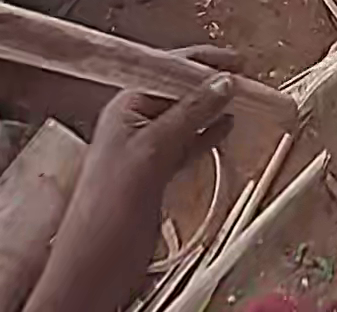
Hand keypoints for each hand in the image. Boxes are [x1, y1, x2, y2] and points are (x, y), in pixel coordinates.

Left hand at [77, 50, 238, 222]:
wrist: (91, 275)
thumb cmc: (107, 214)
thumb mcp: (152, 154)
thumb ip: (188, 115)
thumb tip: (222, 83)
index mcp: (126, 105)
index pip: (168, 69)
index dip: (203, 62)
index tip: (235, 61)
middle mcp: (135, 119)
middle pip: (179, 90)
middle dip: (211, 82)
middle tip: (245, 78)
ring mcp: (146, 146)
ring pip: (186, 115)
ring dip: (213, 106)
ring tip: (242, 98)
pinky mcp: (156, 171)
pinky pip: (187, 141)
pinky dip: (207, 133)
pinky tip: (226, 127)